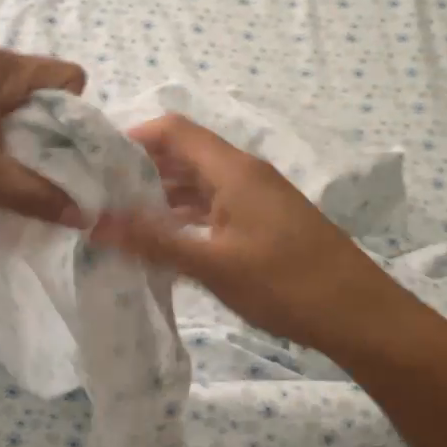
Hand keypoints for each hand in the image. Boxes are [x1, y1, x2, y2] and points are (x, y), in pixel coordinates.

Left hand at [0, 44, 87, 226]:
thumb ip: (37, 195)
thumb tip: (85, 214)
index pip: (66, 78)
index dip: (74, 121)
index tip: (60, 163)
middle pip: (39, 97)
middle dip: (47, 140)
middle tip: (39, 184)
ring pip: (9, 115)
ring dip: (17, 152)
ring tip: (3, 188)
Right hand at [88, 114, 422, 354]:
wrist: (356, 314)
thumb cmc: (285, 284)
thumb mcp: (212, 264)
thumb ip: (153, 241)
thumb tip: (95, 223)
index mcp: (233, 171)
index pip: (172, 131)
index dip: (130, 139)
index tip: (90, 165)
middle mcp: (242, 174)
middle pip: (181, 155)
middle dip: (136, 171)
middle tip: (92, 198)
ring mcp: (253, 199)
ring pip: (194, 184)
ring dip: (155, 198)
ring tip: (113, 222)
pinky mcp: (259, 223)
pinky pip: (209, 208)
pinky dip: (179, 219)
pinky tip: (155, 243)